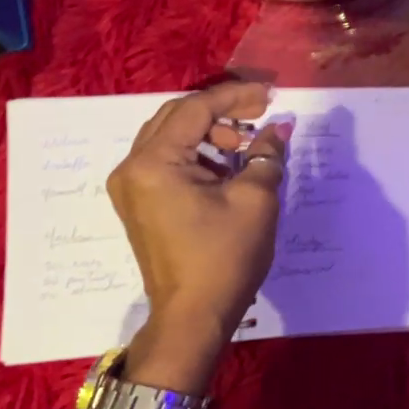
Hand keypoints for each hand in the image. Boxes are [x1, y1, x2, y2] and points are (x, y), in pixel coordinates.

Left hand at [106, 81, 291, 360]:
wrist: (194, 314)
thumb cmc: (224, 256)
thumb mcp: (255, 199)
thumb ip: (266, 155)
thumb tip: (277, 128)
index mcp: (154, 163)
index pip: (195, 109)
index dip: (235, 96)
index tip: (269, 94)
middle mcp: (132, 168)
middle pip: (176, 117)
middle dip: (220, 111)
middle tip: (259, 113)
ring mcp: (131, 187)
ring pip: (170, 137)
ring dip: (209, 133)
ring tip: (246, 146)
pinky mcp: (140, 203)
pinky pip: (167, 161)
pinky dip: (198, 154)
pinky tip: (228, 166)